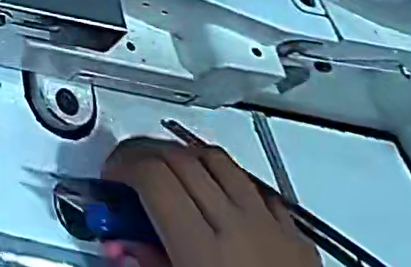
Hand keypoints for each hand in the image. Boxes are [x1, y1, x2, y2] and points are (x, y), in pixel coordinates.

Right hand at [100, 137, 316, 266]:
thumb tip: (119, 246)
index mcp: (203, 252)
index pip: (152, 178)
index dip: (123, 168)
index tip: (111, 181)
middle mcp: (239, 229)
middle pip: (179, 160)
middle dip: (145, 158)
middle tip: (129, 175)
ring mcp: (273, 230)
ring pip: (217, 160)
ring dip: (184, 159)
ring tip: (168, 177)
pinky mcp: (300, 240)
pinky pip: (256, 188)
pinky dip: (228, 180)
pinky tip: (217, 199)